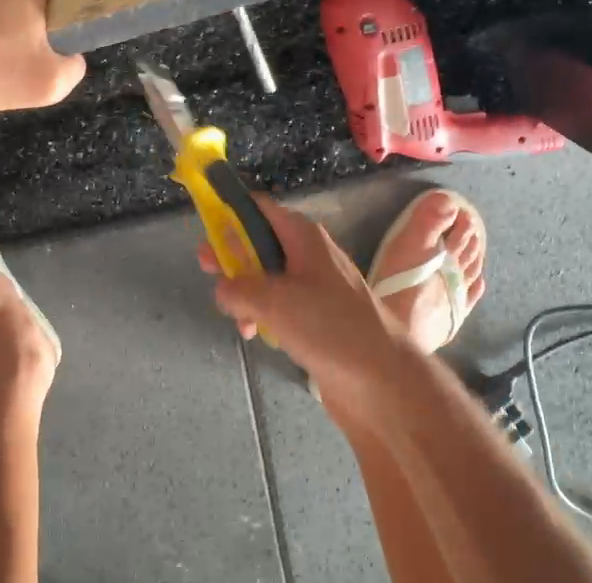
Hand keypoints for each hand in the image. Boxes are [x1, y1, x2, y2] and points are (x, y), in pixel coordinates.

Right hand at [198, 195, 402, 398]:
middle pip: (260, 242)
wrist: (385, 382)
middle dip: (233, 257)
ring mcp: (316, 287)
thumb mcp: (272, 301)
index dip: (230, 214)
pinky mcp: (319, 318)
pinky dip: (264, 315)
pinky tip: (257, 334)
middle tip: (208, 271)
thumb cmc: (330, 328)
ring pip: (267, 277)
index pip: (259, 208)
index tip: (205, 231)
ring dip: (246, 294)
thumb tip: (223, 286)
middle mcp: (310, 255)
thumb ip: (237, 287)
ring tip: (240, 320)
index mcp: (303, 236)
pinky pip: (281, 305)